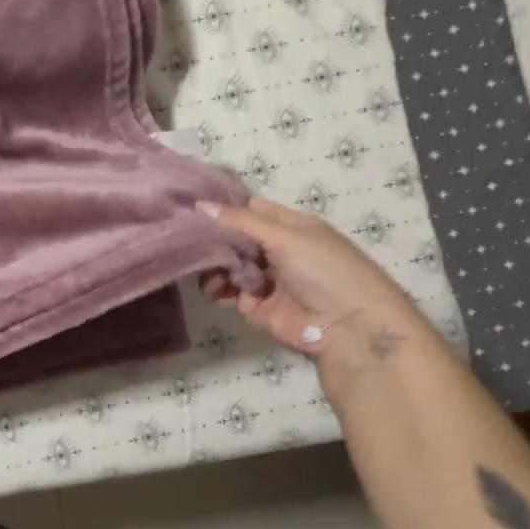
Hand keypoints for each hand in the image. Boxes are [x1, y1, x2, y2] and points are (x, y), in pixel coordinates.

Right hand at [196, 197, 412, 356]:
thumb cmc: (324, 269)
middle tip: (183, 236)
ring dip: (210, 264)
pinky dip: (215, 288)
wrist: (347, 325)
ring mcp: (262, 276)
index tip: (188, 203)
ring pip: (223, 263)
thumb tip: (199, 205)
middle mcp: (273, 249)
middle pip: (231, 237)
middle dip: (209, 236)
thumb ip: (241, 221)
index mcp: (288, 226)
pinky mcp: (252, 302)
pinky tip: (214, 289)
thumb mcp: (285, 236)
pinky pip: (224, 290)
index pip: (249, 209)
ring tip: (203, 267)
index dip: (222, 205)